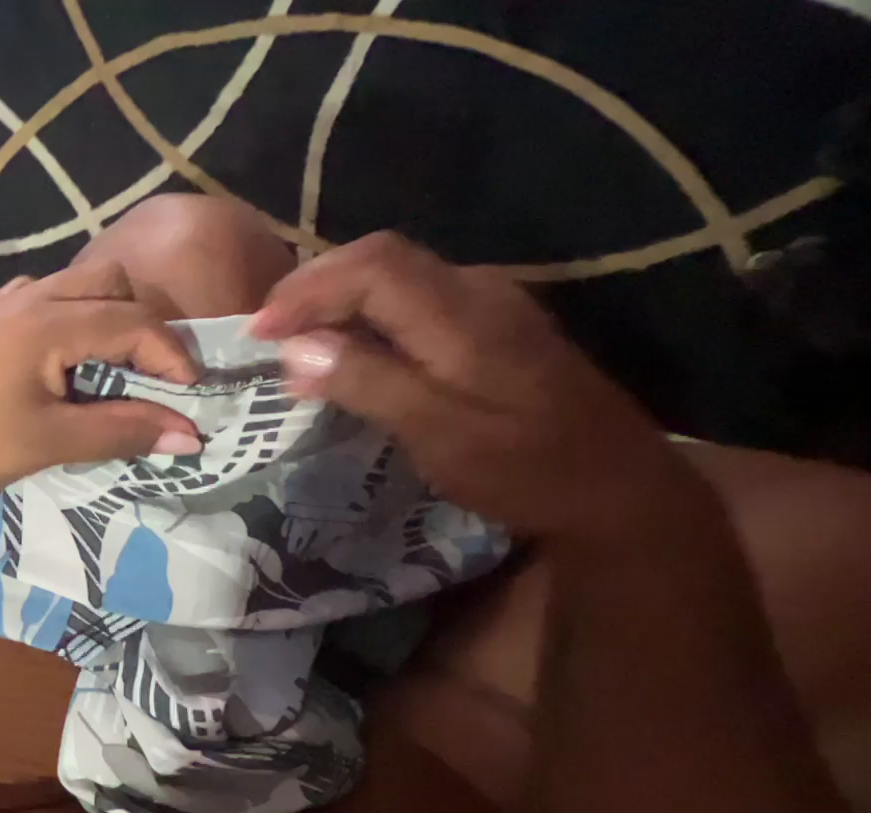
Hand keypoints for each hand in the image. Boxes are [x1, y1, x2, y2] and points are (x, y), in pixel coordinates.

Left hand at [0, 258, 204, 522]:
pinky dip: (73, 321)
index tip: (190, 398)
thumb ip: (123, 430)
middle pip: (110, 284)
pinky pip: (46, 300)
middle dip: (143, 326)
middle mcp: (27, 297)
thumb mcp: (52, 443)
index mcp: (45, 322)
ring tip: (115, 373)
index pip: (132, 323)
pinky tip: (68, 366)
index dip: (171, 357)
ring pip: (78, 287)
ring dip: (108, 320)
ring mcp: (2, 305)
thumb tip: (191, 435)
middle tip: (153, 378)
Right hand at [248, 232, 702, 540]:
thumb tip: (294, 349)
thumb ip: (369, 384)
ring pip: (393, 274)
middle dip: (311, 287)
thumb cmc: (527, 471)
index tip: (255, 334)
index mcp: (464, 316)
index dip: (305, 291)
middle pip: (380, 258)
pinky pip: (409, 298)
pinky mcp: (488, 326)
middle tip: (264, 332)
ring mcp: (487, 304)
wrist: (620, 491)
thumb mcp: (441, 435)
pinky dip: (360, 312)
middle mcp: (477, 292)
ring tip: (289, 337)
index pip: (371, 268)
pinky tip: (342, 347)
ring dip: (333, 296)